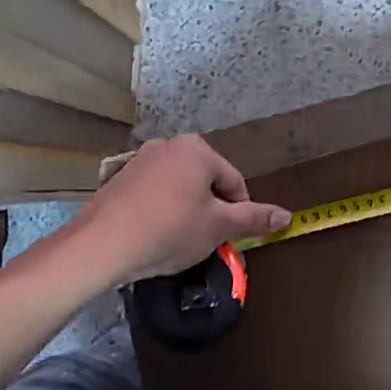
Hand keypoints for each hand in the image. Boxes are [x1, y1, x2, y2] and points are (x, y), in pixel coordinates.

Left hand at [71, 134, 291, 283]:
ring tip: (181, 242)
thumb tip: (287, 216)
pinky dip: (162, 212)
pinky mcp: (119, 179)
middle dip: (212, 212)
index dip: (240, 214)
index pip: (234, 182)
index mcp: (197, 150)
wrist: (103, 244)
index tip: (233, 240)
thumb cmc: (170, 230)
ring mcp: (140, 160)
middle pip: (206, 182)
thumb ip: (254, 218)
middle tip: (209, 242)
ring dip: (188, 212)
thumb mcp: (218, 227)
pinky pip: (154, 194)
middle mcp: (168, 145)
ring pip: (179, 188)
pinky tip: (156, 236)